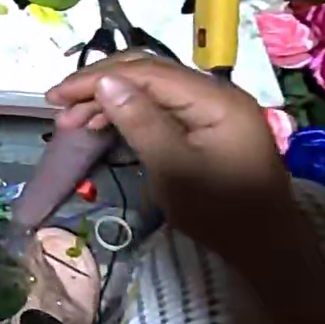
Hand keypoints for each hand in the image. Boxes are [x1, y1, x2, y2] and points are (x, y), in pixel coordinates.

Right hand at [46, 55, 291, 253]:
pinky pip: (160, 107)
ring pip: (150, 89)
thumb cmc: (221, 214)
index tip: (58, 96)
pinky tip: (102, 124)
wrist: (267, 251)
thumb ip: (140, 122)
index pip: (147, 72)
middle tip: (59, 106)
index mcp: (215, 99)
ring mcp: (210, 108)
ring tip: (72, 121)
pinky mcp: (203, 124)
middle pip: (147, 74)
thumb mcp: (174, 170)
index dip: (98, 78)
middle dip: (100, 85)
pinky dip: (129, 113)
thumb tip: (105, 81)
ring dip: (110, 99)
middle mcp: (214, 93)